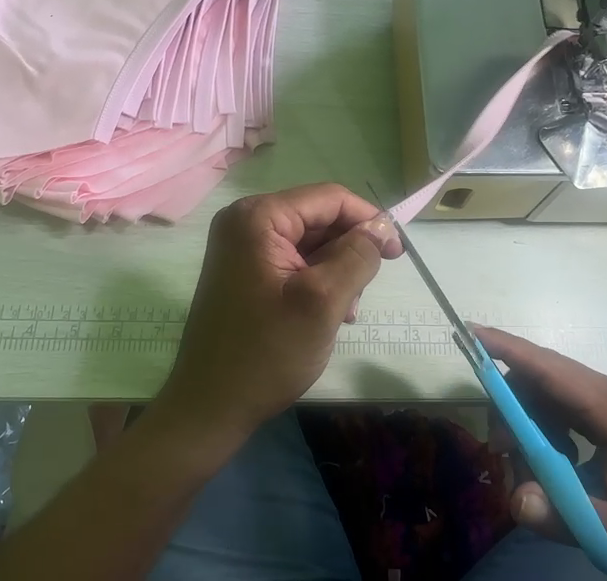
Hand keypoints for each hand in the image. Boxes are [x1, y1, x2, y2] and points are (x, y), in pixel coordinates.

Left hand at [156, 184, 402, 440]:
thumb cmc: (266, 354)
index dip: (368, 220)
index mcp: (258, 217)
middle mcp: (245, 221)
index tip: (397, 254)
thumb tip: (381, 227)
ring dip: (335, 272)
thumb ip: (357, 256)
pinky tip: (325, 315)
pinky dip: (316, 283)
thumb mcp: (323, 302)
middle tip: (361, 296)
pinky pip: (292, 262)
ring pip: (310, 243)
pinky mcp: (243, 272)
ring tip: (343, 313)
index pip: (329, 198)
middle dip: (348, 253)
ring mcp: (241, 248)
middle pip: (318, 219)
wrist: (209, 408)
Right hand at [474, 326, 606, 580]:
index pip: (555, 371)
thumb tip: (515, 497)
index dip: (512, 351)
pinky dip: (542, 436)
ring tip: (527, 473)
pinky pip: (560, 412)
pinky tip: (551, 471)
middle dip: (513, 407)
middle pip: (545, 378)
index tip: (473, 333)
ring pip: (548, 395)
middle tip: (500, 452)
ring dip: (526, 427)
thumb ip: (565, 517)